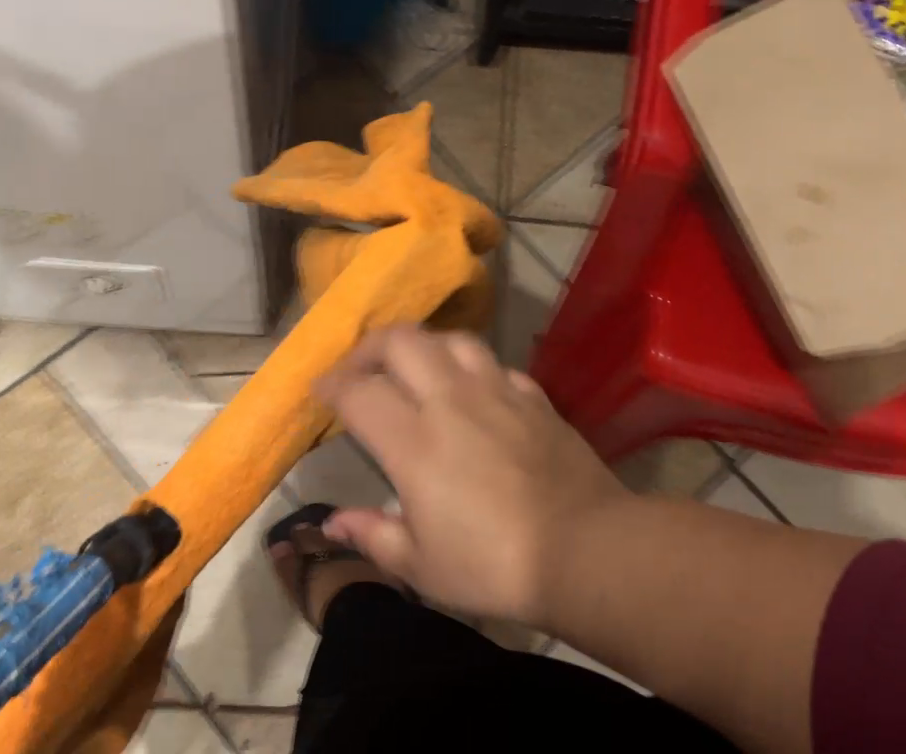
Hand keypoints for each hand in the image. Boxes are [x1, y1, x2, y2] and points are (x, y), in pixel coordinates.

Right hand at [313, 325, 631, 626]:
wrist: (584, 548)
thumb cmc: (494, 565)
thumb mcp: (422, 566)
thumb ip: (373, 535)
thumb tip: (332, 521)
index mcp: (415, 442)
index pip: (359, 391)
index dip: (332, 385)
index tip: (322, 393)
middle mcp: (452, 401)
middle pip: (401, 341)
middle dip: (370, 348)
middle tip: (361, 372)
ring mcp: (498, 391)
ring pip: (451, 339)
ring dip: (423, 348)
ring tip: (415, 371)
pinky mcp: (535, 396)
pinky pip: (495, 364)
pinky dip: (472, 368)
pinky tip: (472, 391)